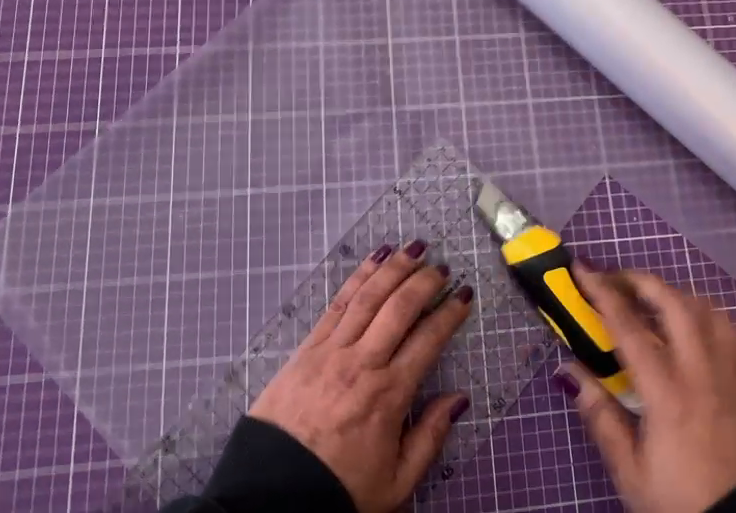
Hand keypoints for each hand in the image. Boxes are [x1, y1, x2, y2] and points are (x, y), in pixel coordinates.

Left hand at [249, 239, 475, 512]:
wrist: (270, 498)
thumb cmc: (339, 490)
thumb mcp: (397, 482)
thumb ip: (431, 436)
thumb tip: (458, 398)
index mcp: (389, 396)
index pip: (428, 340)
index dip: (450, 313)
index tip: (464, 294)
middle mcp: (362, 364)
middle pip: (399, 308)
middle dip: (424, 282)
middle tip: (441, 266)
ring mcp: (331, 352)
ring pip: (368, 298)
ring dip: (393, 268)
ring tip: (413, 248)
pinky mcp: (306, 349)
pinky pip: (337, 304)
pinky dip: (357, 278)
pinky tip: (372, 261)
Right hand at [558, 267, 735, 512]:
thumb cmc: (679, 503)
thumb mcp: (630, 471)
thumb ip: (601, 417)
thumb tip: (570, 372)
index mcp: (666, 393)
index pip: (629, 328)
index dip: (603, 293)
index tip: (583, 268)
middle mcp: (701, 374)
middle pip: (676, 305)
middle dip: (644, 282)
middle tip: (618, 280)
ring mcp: (733, 379)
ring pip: (712, 314)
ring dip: (681, 299)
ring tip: (658, 304)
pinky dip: (722, 327)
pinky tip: (706, 334)